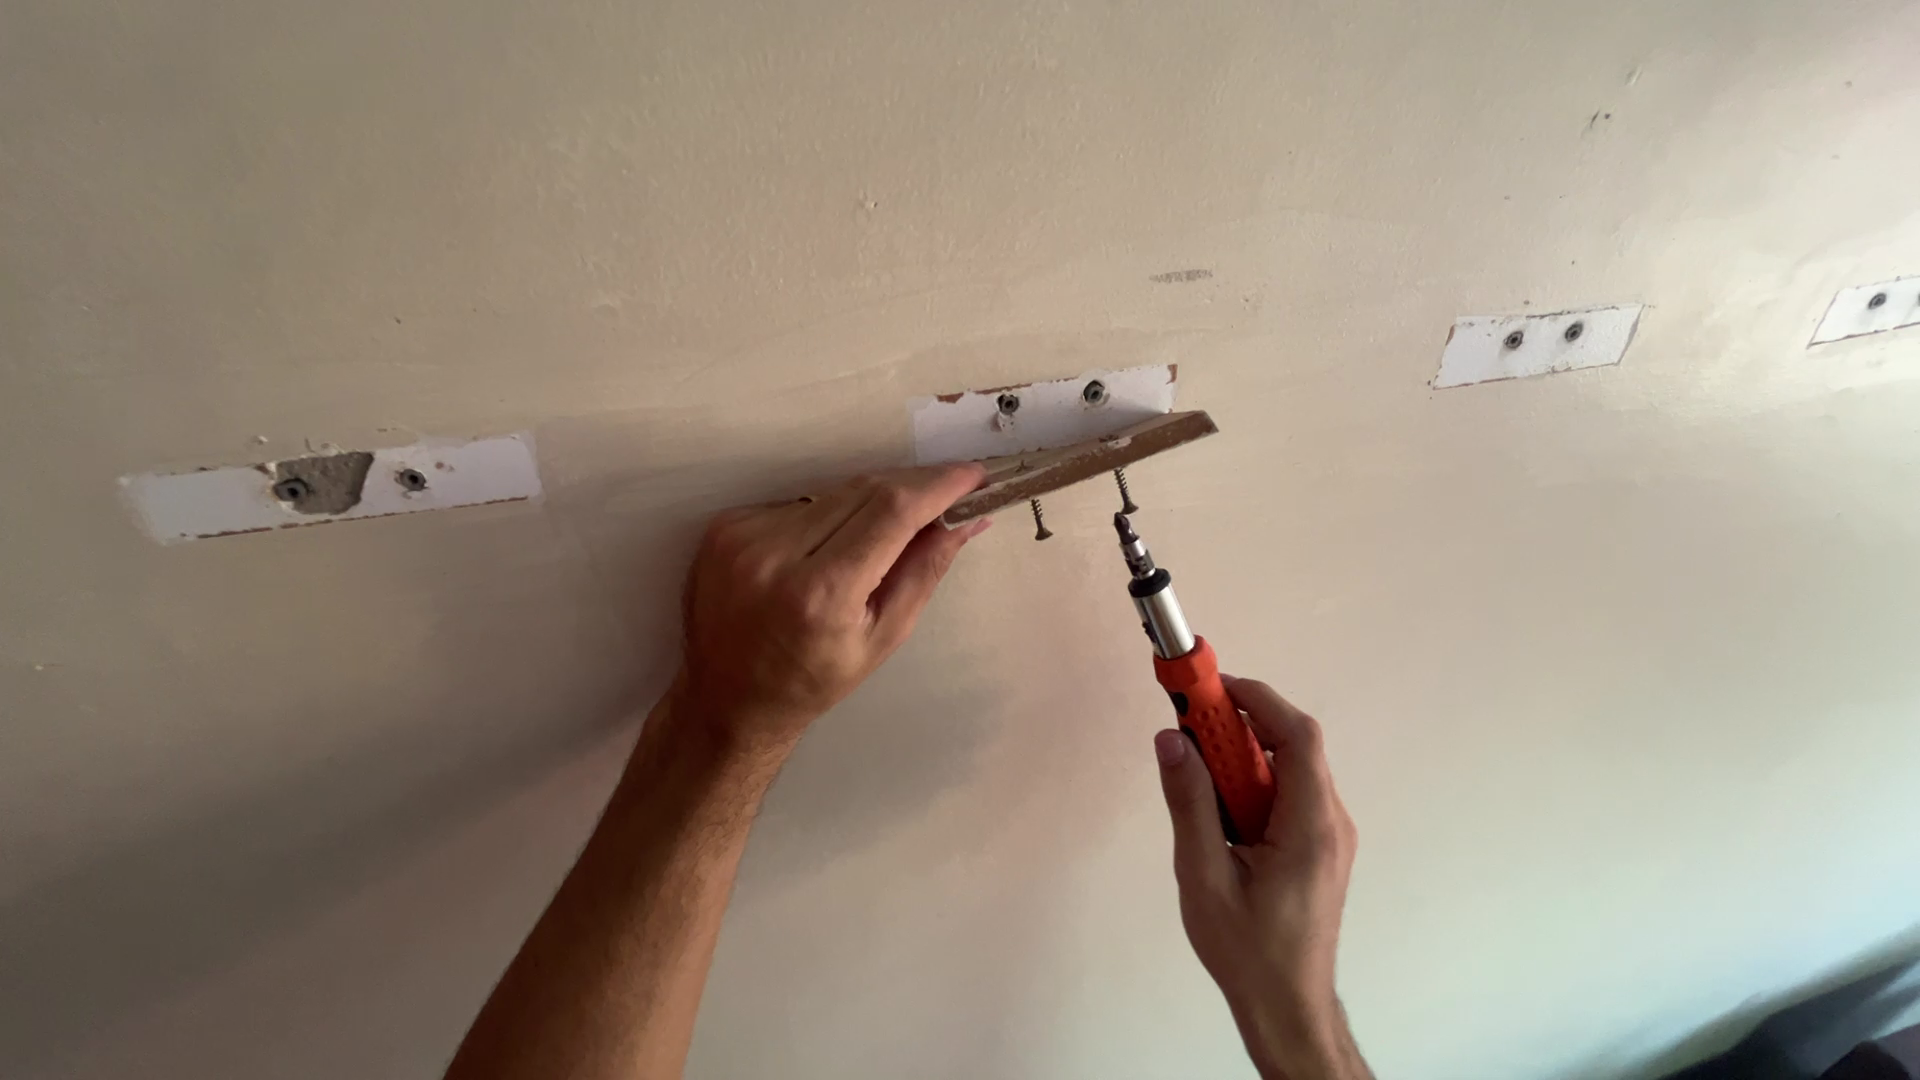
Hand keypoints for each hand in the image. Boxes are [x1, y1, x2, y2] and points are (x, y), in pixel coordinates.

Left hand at [672, 464, 990, 755]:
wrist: (725, 698)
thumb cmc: (813, 681)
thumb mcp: (883, 638)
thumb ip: (924, 572)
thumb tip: (968, 520)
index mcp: (821, 593)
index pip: (892, 513)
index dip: (938, 485)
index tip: (973, 474)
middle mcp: (776, 554)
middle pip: (865, 490)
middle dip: (915, 484)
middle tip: (950, 488)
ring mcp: (744, 535)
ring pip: (833, 493)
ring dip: (873, 499)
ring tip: (891, 526)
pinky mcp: (726, 525)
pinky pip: (799, 503)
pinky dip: (829, 514)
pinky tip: (830, 546)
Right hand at [1155, 677, 1371, 1079]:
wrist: (1288, 1009)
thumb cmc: (1247, 950)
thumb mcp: (1203, 876)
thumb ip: (1189, 803)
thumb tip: (1171, 739)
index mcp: (1311, 826)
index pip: (1296, 736)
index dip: (1255, 698)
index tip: (1207, 687)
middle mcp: (1331, 821)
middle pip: (1291, 745)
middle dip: (1236, 723)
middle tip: (1186, 725)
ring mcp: (1329, 833)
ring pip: (1286, 767)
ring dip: (1239, 753)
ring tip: (1194, 766)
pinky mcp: (1317, 845)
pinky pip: (1284, 791)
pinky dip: (1248, 779)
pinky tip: (1217, 805)